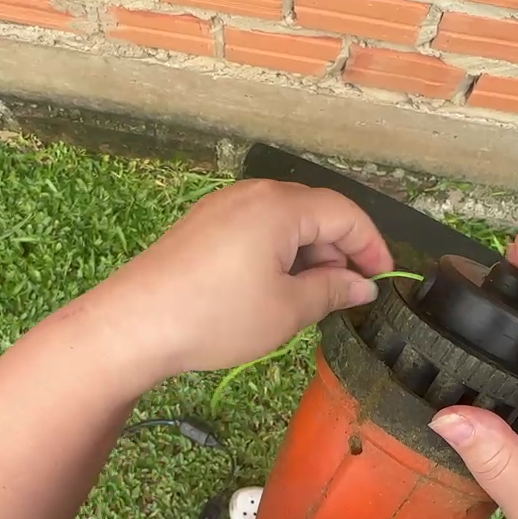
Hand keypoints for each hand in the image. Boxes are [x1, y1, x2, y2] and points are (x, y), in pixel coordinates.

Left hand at [86, 179, 393, 378]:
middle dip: (338, 252)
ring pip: (283, 223)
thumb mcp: (287, 310)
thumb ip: (332, 291)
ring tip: (310, 299)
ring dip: (306, 256)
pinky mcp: (201, 226)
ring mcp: (222, 207)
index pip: (345, 213)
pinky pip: (255, 231)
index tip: (384, 280)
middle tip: (347, 296)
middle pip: (314, 213)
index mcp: (280, 206)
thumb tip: (362, 286)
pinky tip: (273, 289)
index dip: (372, 246)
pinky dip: (276, 255)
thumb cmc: (217, 317)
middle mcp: (252, 194)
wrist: (133, 324)